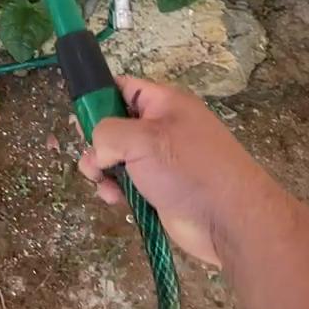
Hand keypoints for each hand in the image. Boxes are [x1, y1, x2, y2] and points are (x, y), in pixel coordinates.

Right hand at [78, 77, 267, 266]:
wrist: (229, 220)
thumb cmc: (188, 169)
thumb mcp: (142, 138)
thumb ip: (107, 133)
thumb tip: (99, 152)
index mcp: (163, 103)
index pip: (122, 88)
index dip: (97, 97)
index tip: (78, 116)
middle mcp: (160, 127)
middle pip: (113, 124)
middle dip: (95, 140)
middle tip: (92, 154)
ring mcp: (159, 159)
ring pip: (114, 156)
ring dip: (101, 168)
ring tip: (102, 180)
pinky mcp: (157, 187)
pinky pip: (124, 180)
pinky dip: (113, 188)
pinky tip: (115, 198)